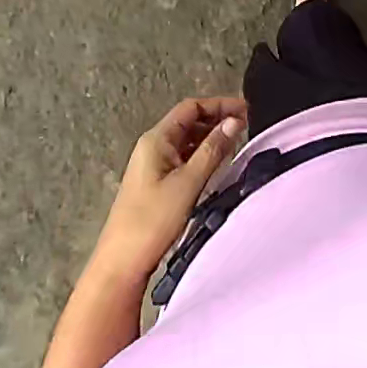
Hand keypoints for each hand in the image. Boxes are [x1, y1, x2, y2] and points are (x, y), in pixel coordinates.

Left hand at [91, 97, 246, 280]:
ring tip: (235, 142)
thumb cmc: (151, 222)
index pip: (191, 108)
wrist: (122, 262)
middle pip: (189, 121)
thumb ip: (213, 149)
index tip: (244, 109)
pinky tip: (216, 164)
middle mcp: (153, 146)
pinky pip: (183, 158)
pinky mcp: (156, 182)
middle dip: (217, 119)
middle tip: (244, 125)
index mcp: (156, 140)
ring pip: (187, 140)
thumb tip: (233, 122)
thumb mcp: (189, 182)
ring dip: (210, 137)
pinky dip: (202, 155)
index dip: (219, 104)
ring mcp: (153, 164)